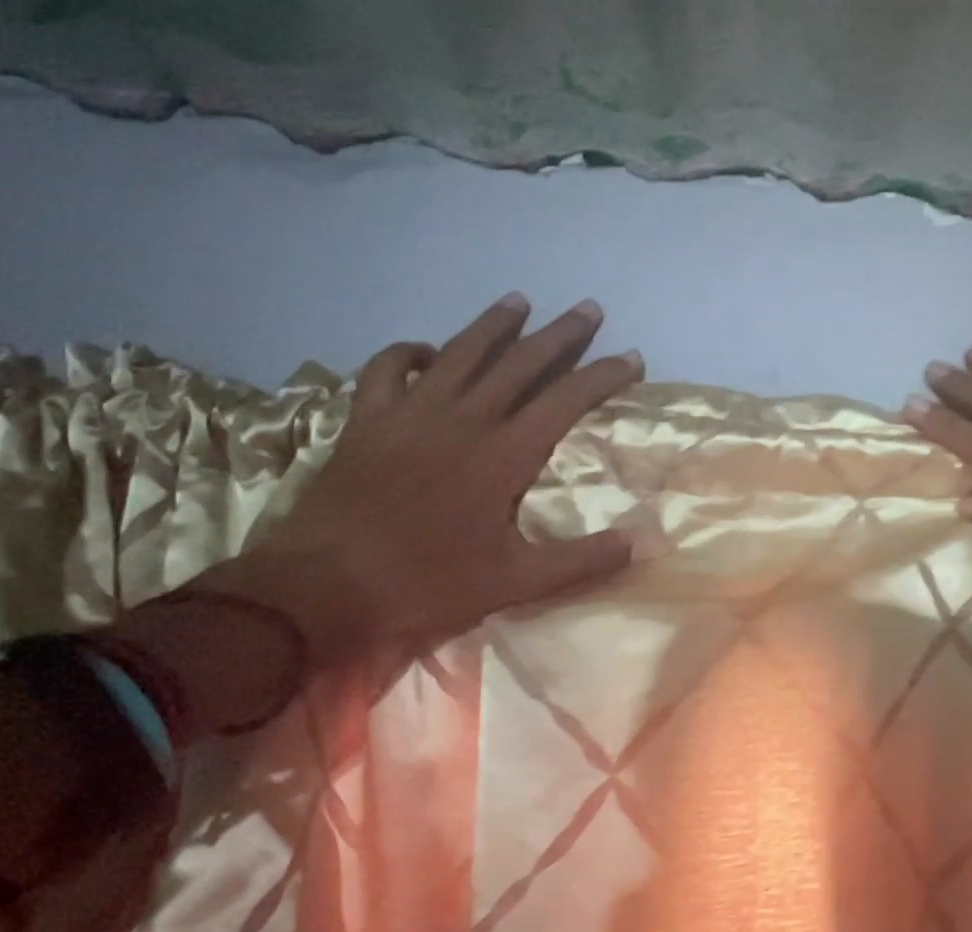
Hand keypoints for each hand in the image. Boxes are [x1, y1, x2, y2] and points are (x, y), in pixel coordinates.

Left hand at [194, 292, 645, 670]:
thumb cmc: (427, 585)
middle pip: (519, 364)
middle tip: (588, 308)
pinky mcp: (366, 422)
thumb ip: (585, 559)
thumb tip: (649, 540)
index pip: (564, 401)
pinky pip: (386, 369)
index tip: (631, 357)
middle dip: (559, 335)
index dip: (601, 376)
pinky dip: (408, 352)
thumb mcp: (517, 582)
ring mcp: (409, 415)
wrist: (322, 588)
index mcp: (502, 456)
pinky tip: (426, 351)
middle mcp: (461, 421)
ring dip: (493, 325)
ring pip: (459, 354)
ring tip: (518, 301)